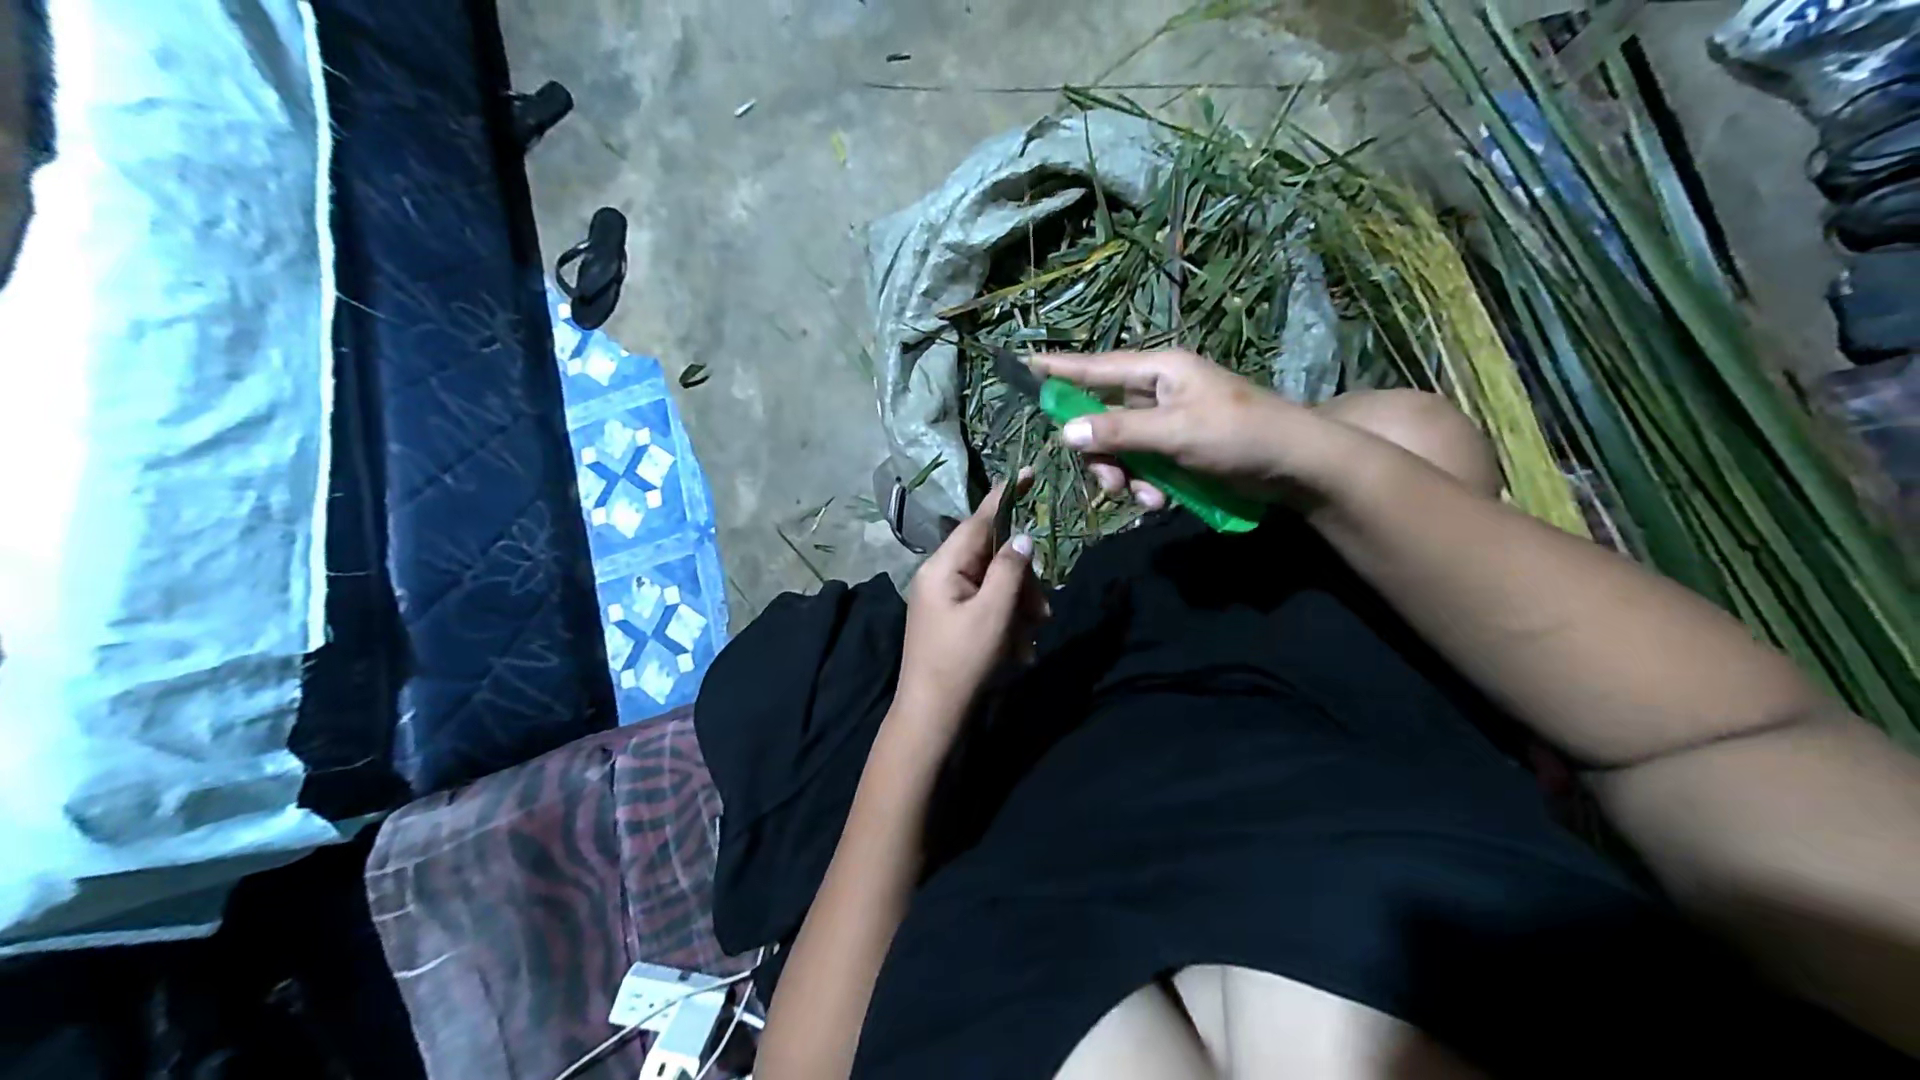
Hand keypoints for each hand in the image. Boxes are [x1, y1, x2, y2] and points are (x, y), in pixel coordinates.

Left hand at [894, 473, 1048, 732]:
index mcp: (942, 567)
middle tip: (1041, 612)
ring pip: (994, 584)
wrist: (932, 715)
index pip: (978, 521)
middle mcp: (940, 576)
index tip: (1029, 472)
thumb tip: (1022, 537)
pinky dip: (1006, 622)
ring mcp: (944, 599)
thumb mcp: (993, 613)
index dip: (1006, 498)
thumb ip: (1010, 571)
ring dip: (1019, 606)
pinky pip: (987, 606)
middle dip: (1022, 581)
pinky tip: (1017, 650)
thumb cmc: (961, 661)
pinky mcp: (952, 620)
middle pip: (992, 557)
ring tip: (1029, 638)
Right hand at [1032, 349, 1349, 507]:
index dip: (1060, 369)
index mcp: (1159, 371)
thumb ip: (1118, 431)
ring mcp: (1168, 421)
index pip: (1097, 367)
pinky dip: (1146, 484)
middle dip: (1102, 455)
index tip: (1025, 364)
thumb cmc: (1238, 435)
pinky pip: (1143, 463)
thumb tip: (1066, 432)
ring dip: (1126, 476)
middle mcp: (1158, 391)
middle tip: (1110, 484)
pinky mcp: (1178, 448)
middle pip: (1102, 418)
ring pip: (1120, 447)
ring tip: (1147, 500)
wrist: (1295, 465)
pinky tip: (1160, 502)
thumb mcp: (1174, 433)